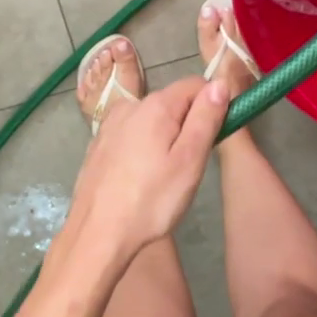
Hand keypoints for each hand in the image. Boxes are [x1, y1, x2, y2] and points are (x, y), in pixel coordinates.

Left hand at [59, 77, 229, 266]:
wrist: (97, 234)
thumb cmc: (151, 200)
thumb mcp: (189, 160)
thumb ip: (206, 118)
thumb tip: (220, 83)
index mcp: (156, 105)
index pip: (196, 85)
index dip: (213, 105)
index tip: (216, 137)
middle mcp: (130, 105)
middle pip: (174, 101)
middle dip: (188, 125)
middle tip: (190, 166)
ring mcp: (111, 124)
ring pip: (153, 119)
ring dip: (166, 138)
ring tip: (164, 177)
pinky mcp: (99, 143)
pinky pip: (133, 134)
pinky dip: (144, 148)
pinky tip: (141, 179)